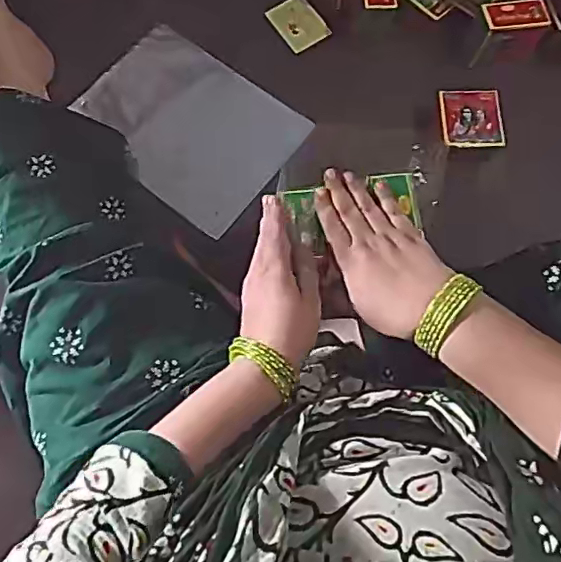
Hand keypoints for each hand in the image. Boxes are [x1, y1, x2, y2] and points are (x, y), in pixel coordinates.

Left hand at [240, 195, 322, 365]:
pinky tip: (275, 259)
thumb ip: (307, 268)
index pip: (274, 230)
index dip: (276, 213)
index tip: (277, 199)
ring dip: (269, 238)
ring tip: (277, 228)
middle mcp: (258, 271)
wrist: (264, 362)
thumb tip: (305, 248)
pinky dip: (267, 255)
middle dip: (270, 221)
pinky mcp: (250, 296)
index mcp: (274, 266)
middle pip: (264, 238)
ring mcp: (251, 283)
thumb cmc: (290, 333)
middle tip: (275, 206)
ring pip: (260, 252)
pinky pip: (259, 266)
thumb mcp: (310, 298)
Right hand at [316, 170, 454, 339]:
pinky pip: (394, 211)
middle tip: (329, 175)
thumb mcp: (358, 307)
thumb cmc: (394, 314)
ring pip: (369, 207)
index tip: (317, 194)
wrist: (433, 307)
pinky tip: (379, 185)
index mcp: (351, 262)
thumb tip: (330, 279)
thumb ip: (343, 286)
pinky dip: (386, 196)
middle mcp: (368, 243)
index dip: (323, 210)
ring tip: (348, 175)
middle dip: (337, 191)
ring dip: (357, 189)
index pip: (332, 230)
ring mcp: (390, 236)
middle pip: (349, 212)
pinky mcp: (411, 235)